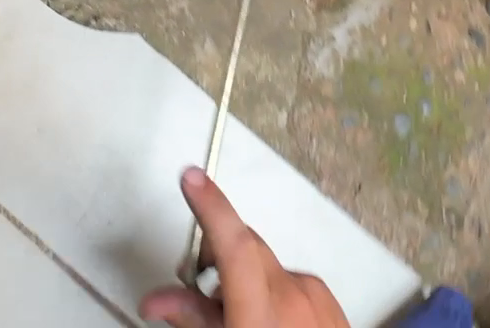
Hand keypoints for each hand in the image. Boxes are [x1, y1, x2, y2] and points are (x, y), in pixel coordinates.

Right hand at [140, 168, 350, 327]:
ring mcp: (319, 299)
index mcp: (264, 316)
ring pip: (267, 267)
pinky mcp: (333, 306)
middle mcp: (295, 296)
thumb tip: (156, 300)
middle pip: (246, 250)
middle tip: (193, 292)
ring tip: (234, 322)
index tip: (190, 176)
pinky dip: (271, 294)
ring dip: (244, 281)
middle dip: (216, 258)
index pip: (235, 244)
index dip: (211, 207)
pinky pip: (292, 284)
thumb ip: (194, 323)